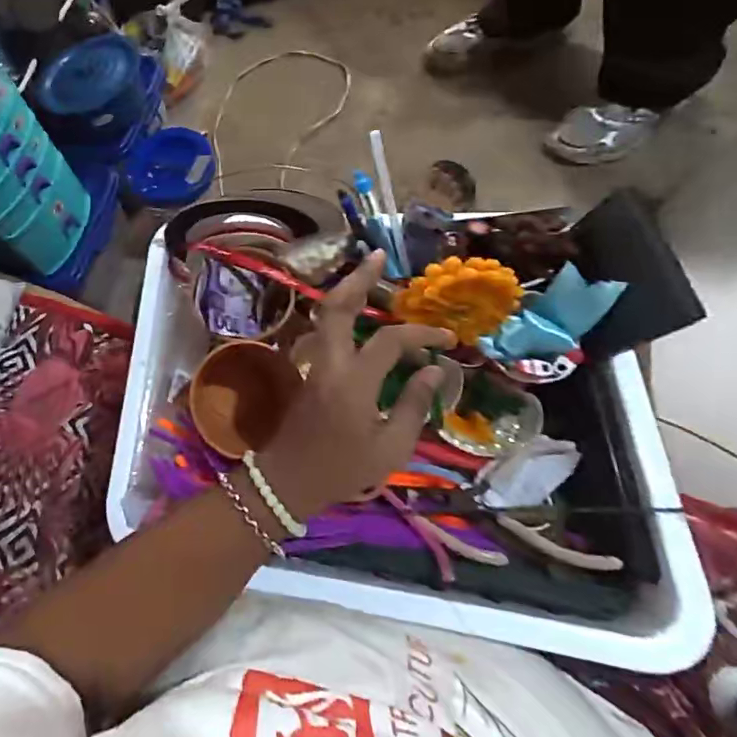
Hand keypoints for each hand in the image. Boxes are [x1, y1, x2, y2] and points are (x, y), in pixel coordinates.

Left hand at [256, 250, 456, 518]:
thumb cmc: (343, 470)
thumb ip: (413, 405)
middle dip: (358, 278)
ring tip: (368, 274)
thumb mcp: (390, 448)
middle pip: (337, 306)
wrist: (289, 481)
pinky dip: (339, 312)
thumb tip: (433, 370)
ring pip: (324, 314)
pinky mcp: (307, 369)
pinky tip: (357, 311)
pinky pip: (322, 329)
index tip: (447, 340)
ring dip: (346, 290)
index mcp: (353, 382)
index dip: (422, 335)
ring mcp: (313, 362)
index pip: (391, 341)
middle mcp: (329, 362)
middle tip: (378, 256)